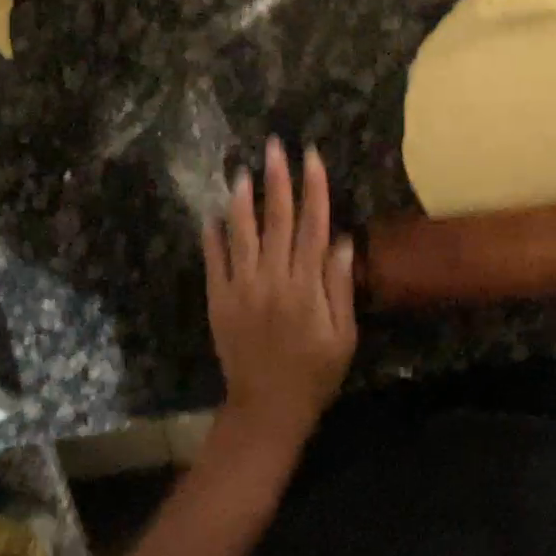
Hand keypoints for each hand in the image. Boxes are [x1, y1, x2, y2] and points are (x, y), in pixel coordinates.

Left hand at [201, 137, 356, 444]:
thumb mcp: (343, 335)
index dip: (313, 187)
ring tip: (242, 171)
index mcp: (306, 286)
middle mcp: (273, 279)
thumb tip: (340, 240)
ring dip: (243, 200)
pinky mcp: (219, 301)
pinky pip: (214, 262)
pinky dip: (213, 237)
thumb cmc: (315, 373)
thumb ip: (339, 286)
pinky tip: (213, 214)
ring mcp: (242, 289)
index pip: (313, 224)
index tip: (311, 156)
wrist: (267, 409)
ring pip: (241, 233)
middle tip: (274, 146)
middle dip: (278, 179)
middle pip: (278, 219)